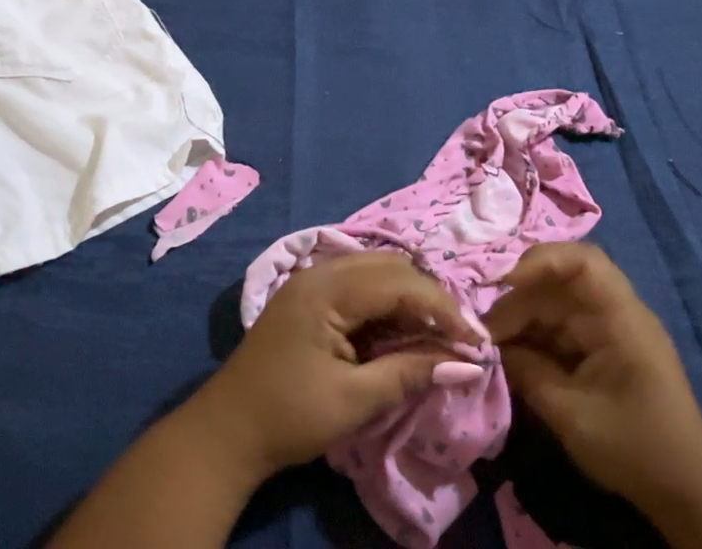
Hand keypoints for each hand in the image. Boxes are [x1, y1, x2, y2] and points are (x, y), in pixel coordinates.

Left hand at [181, 252, 478, 481]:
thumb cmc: (289, 416)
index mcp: (326, 290)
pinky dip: (387, 304)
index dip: (443, 308)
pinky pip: (358, 286)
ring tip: (438, 333)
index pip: (400, 282)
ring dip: (410, 298)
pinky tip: (402, 330)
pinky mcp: (308, 299)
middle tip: (459, 336)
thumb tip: (466, 364)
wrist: (225, 433)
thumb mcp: (354, 400)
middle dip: (430, 297)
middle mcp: (318, 273)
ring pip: (375, 272)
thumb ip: (409, 373)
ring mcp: (310, 283)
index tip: (476, 341)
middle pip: (390, 267)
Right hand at [485, 242, 701, 504]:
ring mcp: (607, 329)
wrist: (685, 487)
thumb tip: (487, 346)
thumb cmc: (635, 447)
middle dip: (516, 302)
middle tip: (482, 334)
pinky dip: (532, 337)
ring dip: (519, 320)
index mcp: (620, 318)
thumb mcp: (572, 415)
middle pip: (556, 284)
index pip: (581, 262)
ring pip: (552, 306)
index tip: (499, 284)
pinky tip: (508, 357)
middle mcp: (614, 312)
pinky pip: (558, 328)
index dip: (537, 262)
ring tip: (488, 346)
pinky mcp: (599, 348)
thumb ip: (527, 372)